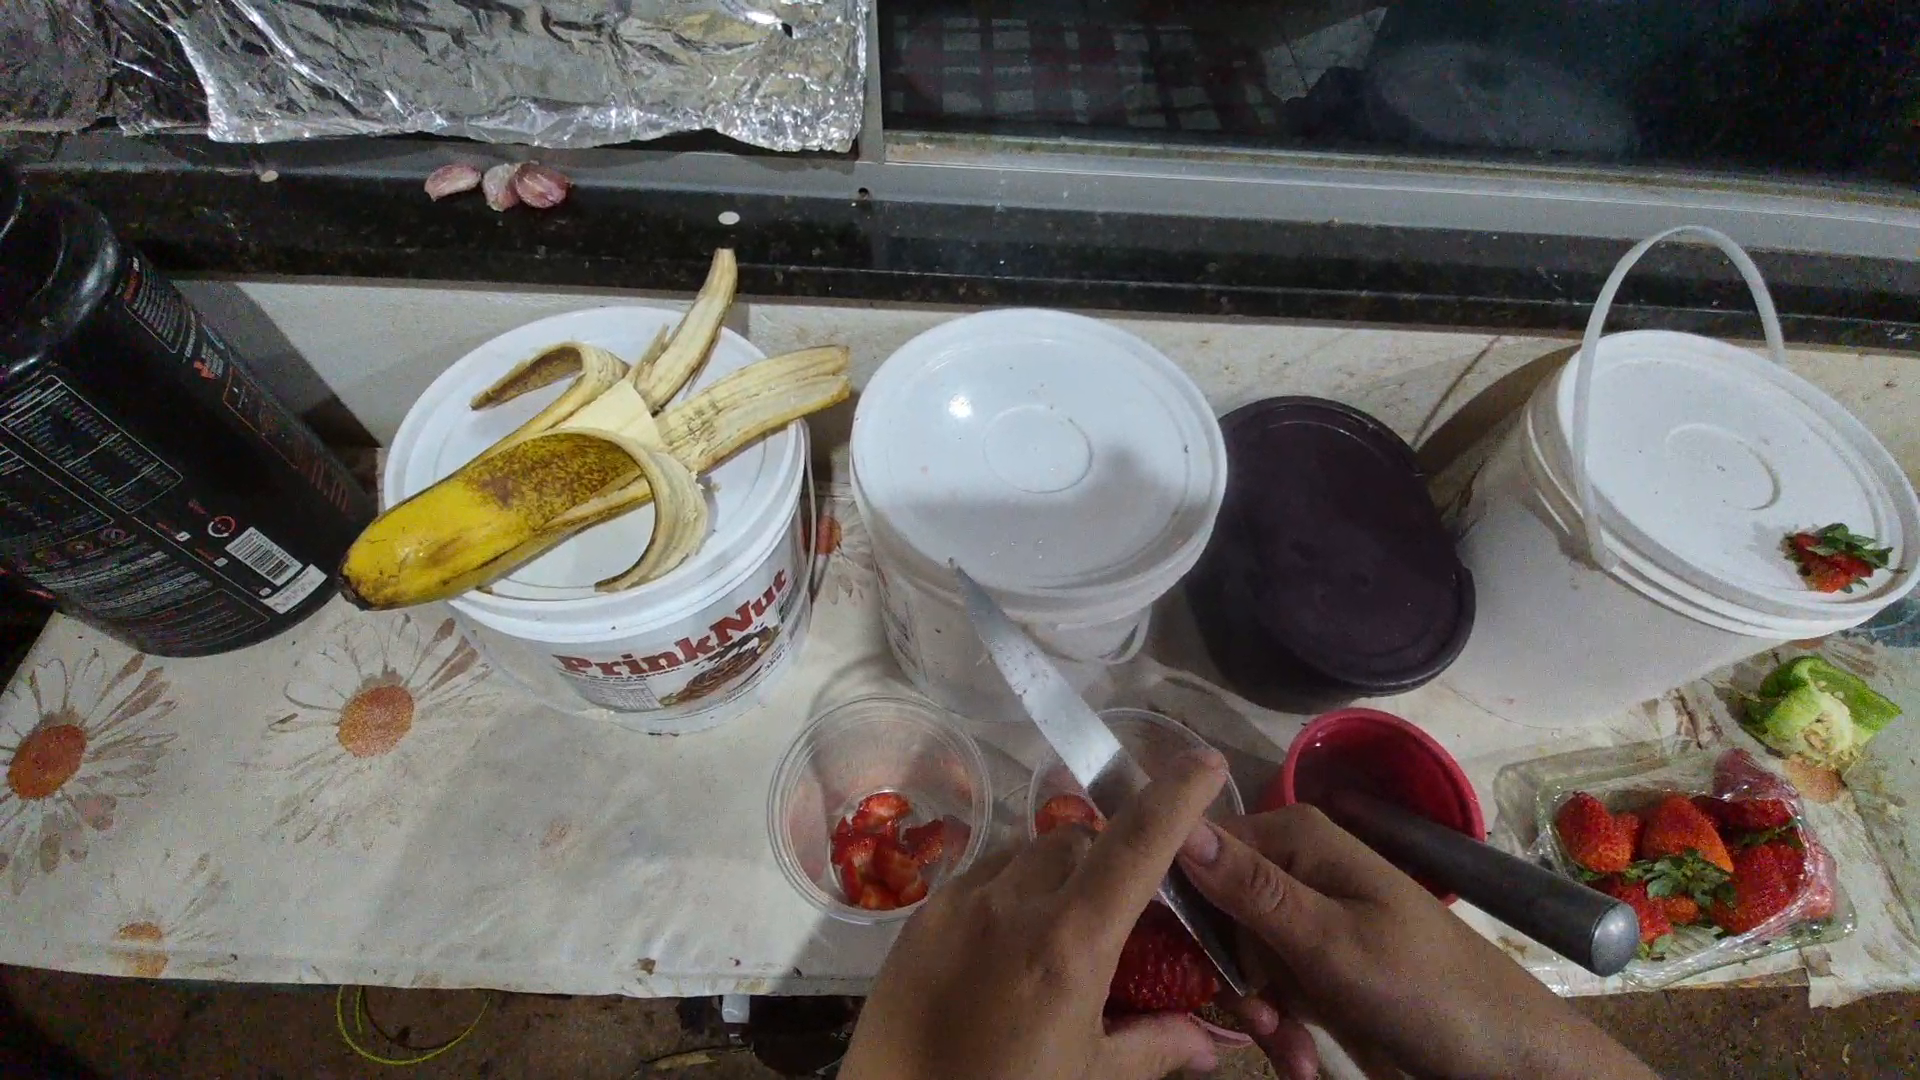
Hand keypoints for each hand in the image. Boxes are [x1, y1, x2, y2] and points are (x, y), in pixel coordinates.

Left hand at [839, 751, 1230, 1079]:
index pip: (1134, 848)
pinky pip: (981, 874)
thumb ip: (1155, 1046)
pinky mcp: (923, 912)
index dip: (1174, 798)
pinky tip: (1004, 939)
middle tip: (1118, 906)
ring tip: (1057, 925)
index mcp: (1067, 944)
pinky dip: (1008, 888)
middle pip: (1076, 839)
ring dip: (1055, 870)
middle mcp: (1011, 902)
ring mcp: (959, 900)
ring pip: (1026, 850)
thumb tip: (1212, 1037)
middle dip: (1107, 856)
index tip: (1204, 761)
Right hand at [1177, 805, 1659, 1079]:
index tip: (1190, 965)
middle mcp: (1292, 863)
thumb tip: (1177, 824)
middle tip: (1260, 1022)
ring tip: (1290, 1051)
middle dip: (1230, 974)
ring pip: (1238, 953)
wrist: (1517, 1062)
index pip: (1197, 849)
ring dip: (1256, 1007)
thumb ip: (1251, 888)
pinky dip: (1277, 1020)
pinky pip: (1268, 980)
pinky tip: (1302, 1056)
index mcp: (1293, 837)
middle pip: (1215, 908)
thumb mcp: (1331, 943)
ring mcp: (1305, 911)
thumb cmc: (1427, 990)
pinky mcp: (1315, 955)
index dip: (1184, 904)